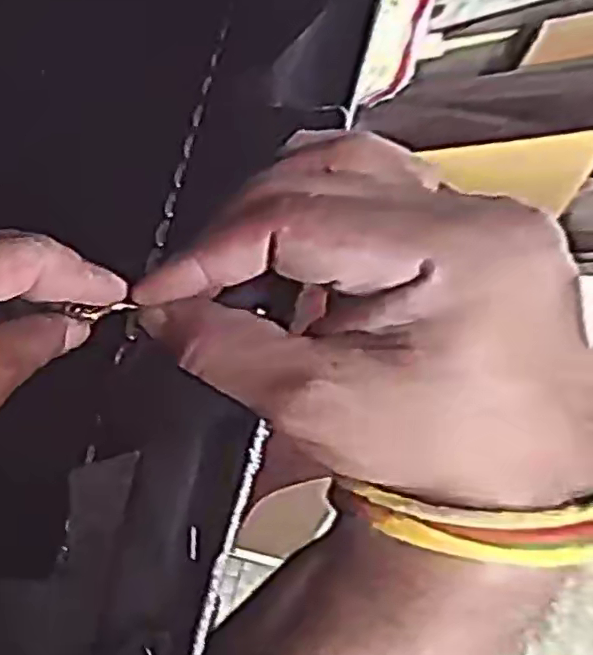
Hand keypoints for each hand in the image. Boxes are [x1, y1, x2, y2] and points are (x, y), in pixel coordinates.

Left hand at [0, 232, 125, 465]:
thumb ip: (40, 337)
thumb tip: (74, 321)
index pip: (28, 255)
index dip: (79, 274)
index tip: (113, 292)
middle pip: (6, 253)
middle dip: (56, 277)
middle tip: (96, 303)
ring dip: (25, 290)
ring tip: (65, 315)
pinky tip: (18, 320)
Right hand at [135, 132, 592, 510]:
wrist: (500, 482)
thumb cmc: (438, 444)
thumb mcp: (301, 397)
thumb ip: (217, 344)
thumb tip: (160, 311)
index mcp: (452, 247)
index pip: (288, 219)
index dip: (202, 256)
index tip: (154, 295)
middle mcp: (470, 218)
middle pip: (311, 179)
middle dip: (223, 232)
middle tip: (180, 286)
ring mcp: (463, 225)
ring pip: (335, 173)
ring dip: (256, 217)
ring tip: (218, 272)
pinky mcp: (444, 243)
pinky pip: (356, 200)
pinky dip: (290, 225)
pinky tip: (264, 266)